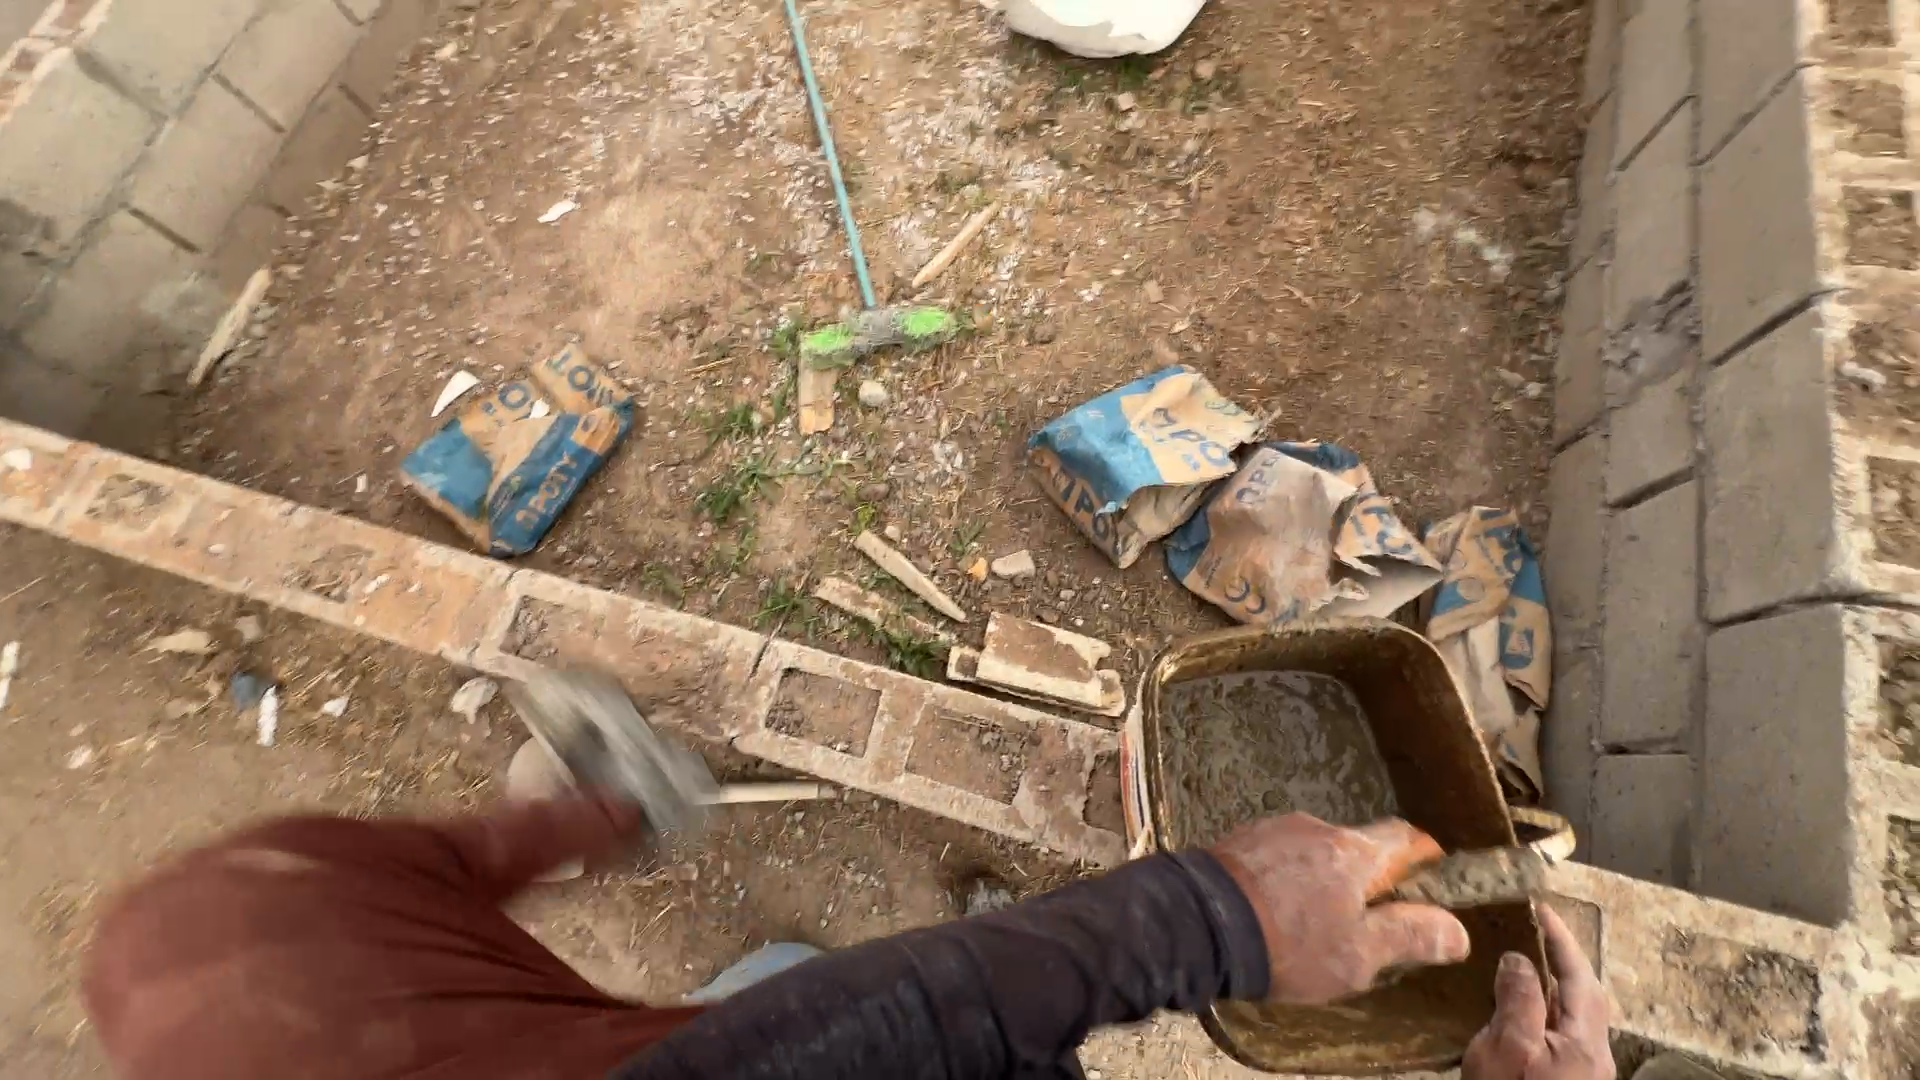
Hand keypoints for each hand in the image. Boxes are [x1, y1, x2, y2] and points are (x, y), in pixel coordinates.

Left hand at [1210, 814, 1470, 1002]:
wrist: (1202, 922)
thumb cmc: (1289, 943)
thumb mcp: (1361, 955)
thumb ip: (1411, 937)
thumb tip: (1458, 930)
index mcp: (1353, 852)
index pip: (1403, 837)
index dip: (1423, 854)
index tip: (1432, 874)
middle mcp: (1315, 827)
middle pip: (1356, 845)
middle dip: (1367, 877)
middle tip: (1366, 919)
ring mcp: (1273, 828)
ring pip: (1315, 850)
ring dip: (1323, 876)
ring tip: (1313, 920)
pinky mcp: (1241, 838)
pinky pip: (1279, 853)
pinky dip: (1288, 875)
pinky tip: (1277, 906)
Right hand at [1462, 906, 1613, 1079]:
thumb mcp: (1508, 1047)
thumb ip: (1519, 1000)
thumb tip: (1520, 958)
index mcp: (1585, 1047)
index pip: (1581, 980)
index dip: (1562, 942)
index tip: (1539, 907)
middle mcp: (1591, 1060)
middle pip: (1582, 999)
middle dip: (1561, 960)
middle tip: (1529, 927)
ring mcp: (1577, 1075)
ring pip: (1568, 1016)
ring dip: (1549, 982)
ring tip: (1518, 956)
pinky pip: (1553, 1031)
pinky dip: (1537, 1004)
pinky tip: (1512, 1003)